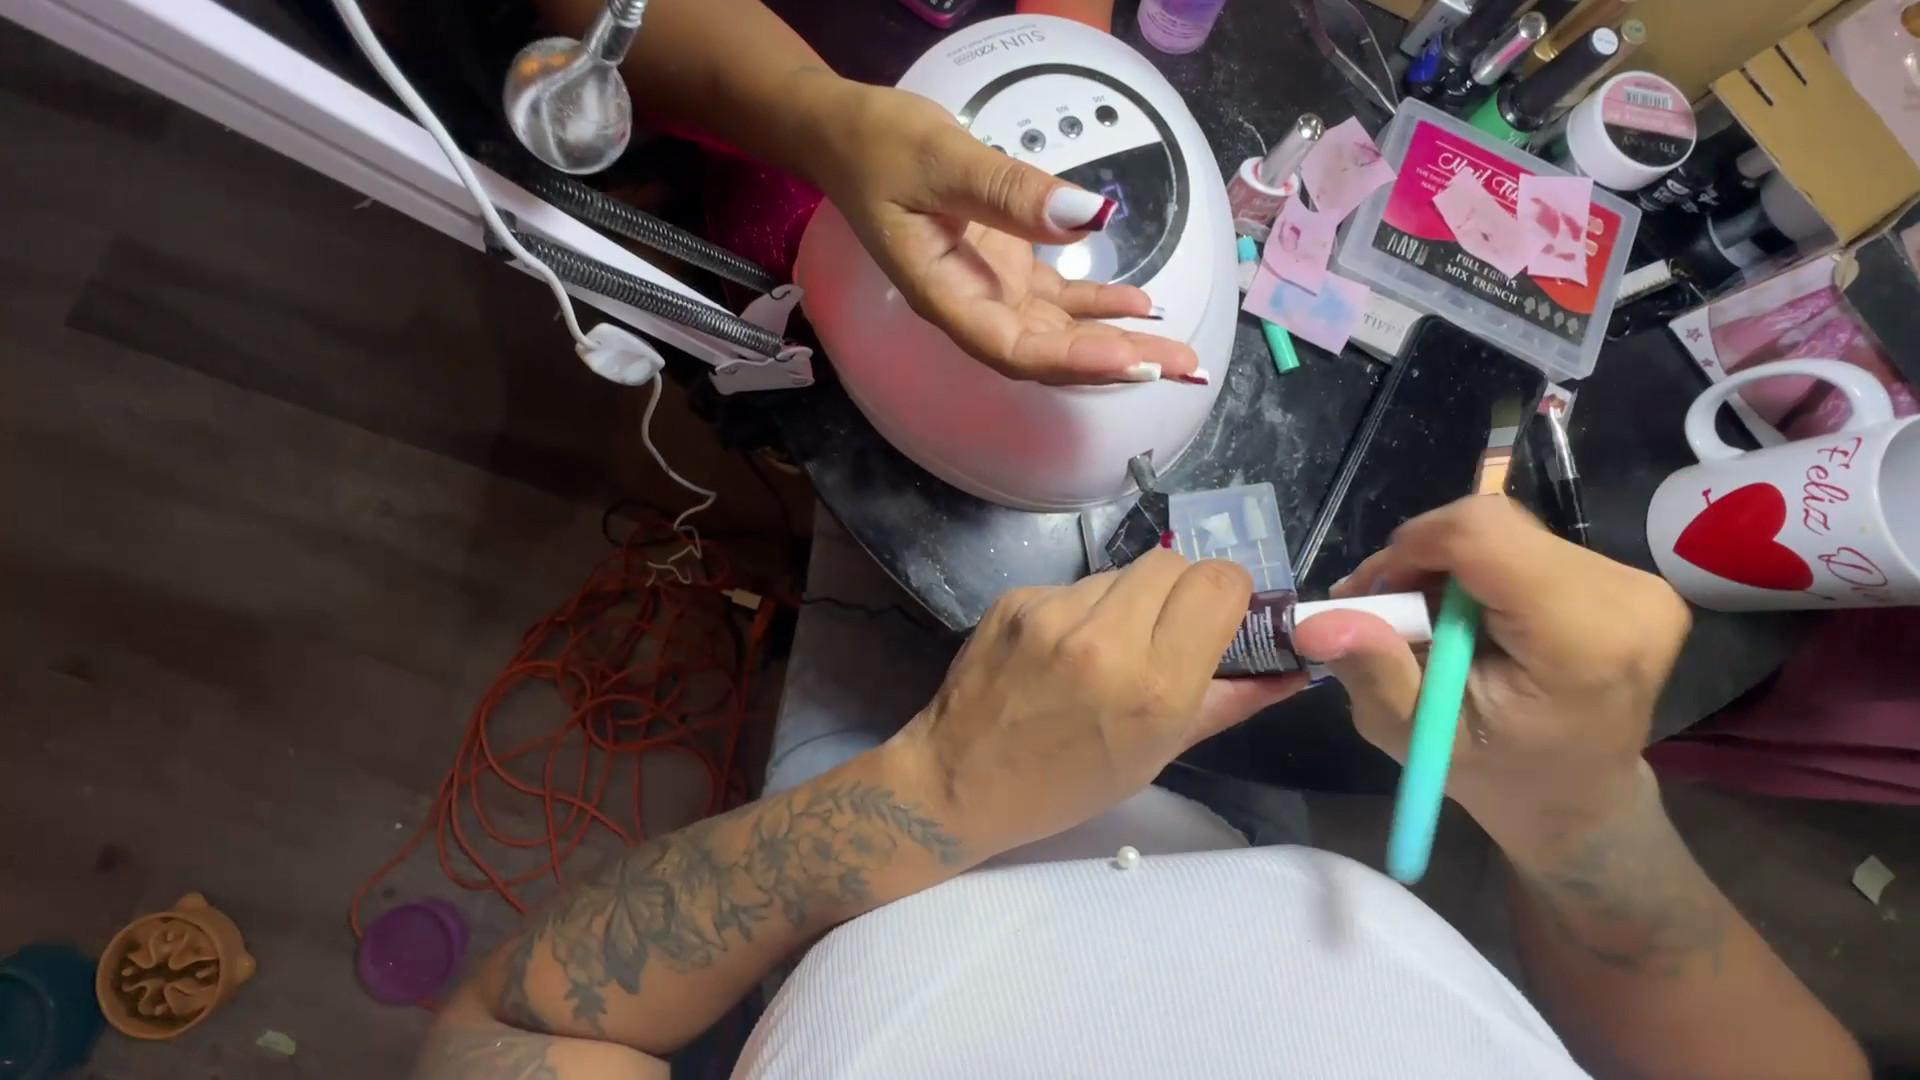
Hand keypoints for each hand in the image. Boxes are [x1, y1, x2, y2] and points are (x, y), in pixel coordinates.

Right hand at [799, 80, 1202, 385]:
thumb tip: (1088, 217)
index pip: (1015, 347)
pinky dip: (1098, 304)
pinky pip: (1057, 299)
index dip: (1074, 361)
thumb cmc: (881, 148)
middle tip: (1185, 367)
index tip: (1135, 359)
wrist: (852, 141)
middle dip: (1116, 362)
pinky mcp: (1006, 269)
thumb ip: (1009, 193)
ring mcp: (992, 291)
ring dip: (1117, 342)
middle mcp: (973, 307)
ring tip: (1178, 350)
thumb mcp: (941, 161)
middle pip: (1048, 354)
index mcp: (946, 296)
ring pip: (1060, 333)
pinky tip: (1140, 304)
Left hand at [888, 550, 1303, 856]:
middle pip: (1171, 563)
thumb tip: (1291, 668)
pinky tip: (1059, 650)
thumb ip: (1230, 702)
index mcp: (1154, 684)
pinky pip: (1071, 585)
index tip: (1216, 618)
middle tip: (1162, 632)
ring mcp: (1052, 611)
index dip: (1227, 594)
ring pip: (1119, 572)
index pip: (1218, 582)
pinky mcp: (1015, 598)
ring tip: (1103, 649)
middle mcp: (1105, 636)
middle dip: (1179, 592)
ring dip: (1127, 601)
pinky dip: (1079, 609)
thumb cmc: (1069, 784)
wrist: (960, 781)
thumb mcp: (1158, 754)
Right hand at [1289, 497, 1691, 855]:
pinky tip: (1460, 616)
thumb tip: (1317, 624)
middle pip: (1486, 526)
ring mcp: (1630, 581)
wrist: (1573, 796)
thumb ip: (1373, 671)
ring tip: (1424, 624)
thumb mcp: (1414, 736)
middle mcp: (1623, 594)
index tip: (1375, 597)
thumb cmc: (1494, 772)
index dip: (1411, 549)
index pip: (1483, 534)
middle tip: (1389, 617)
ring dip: (1440, 566)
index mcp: (1583, 637)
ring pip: (1496, 529)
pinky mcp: (1618, 576)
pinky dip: (1468, 570)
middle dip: (1419, 562)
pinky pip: (1516, 540)